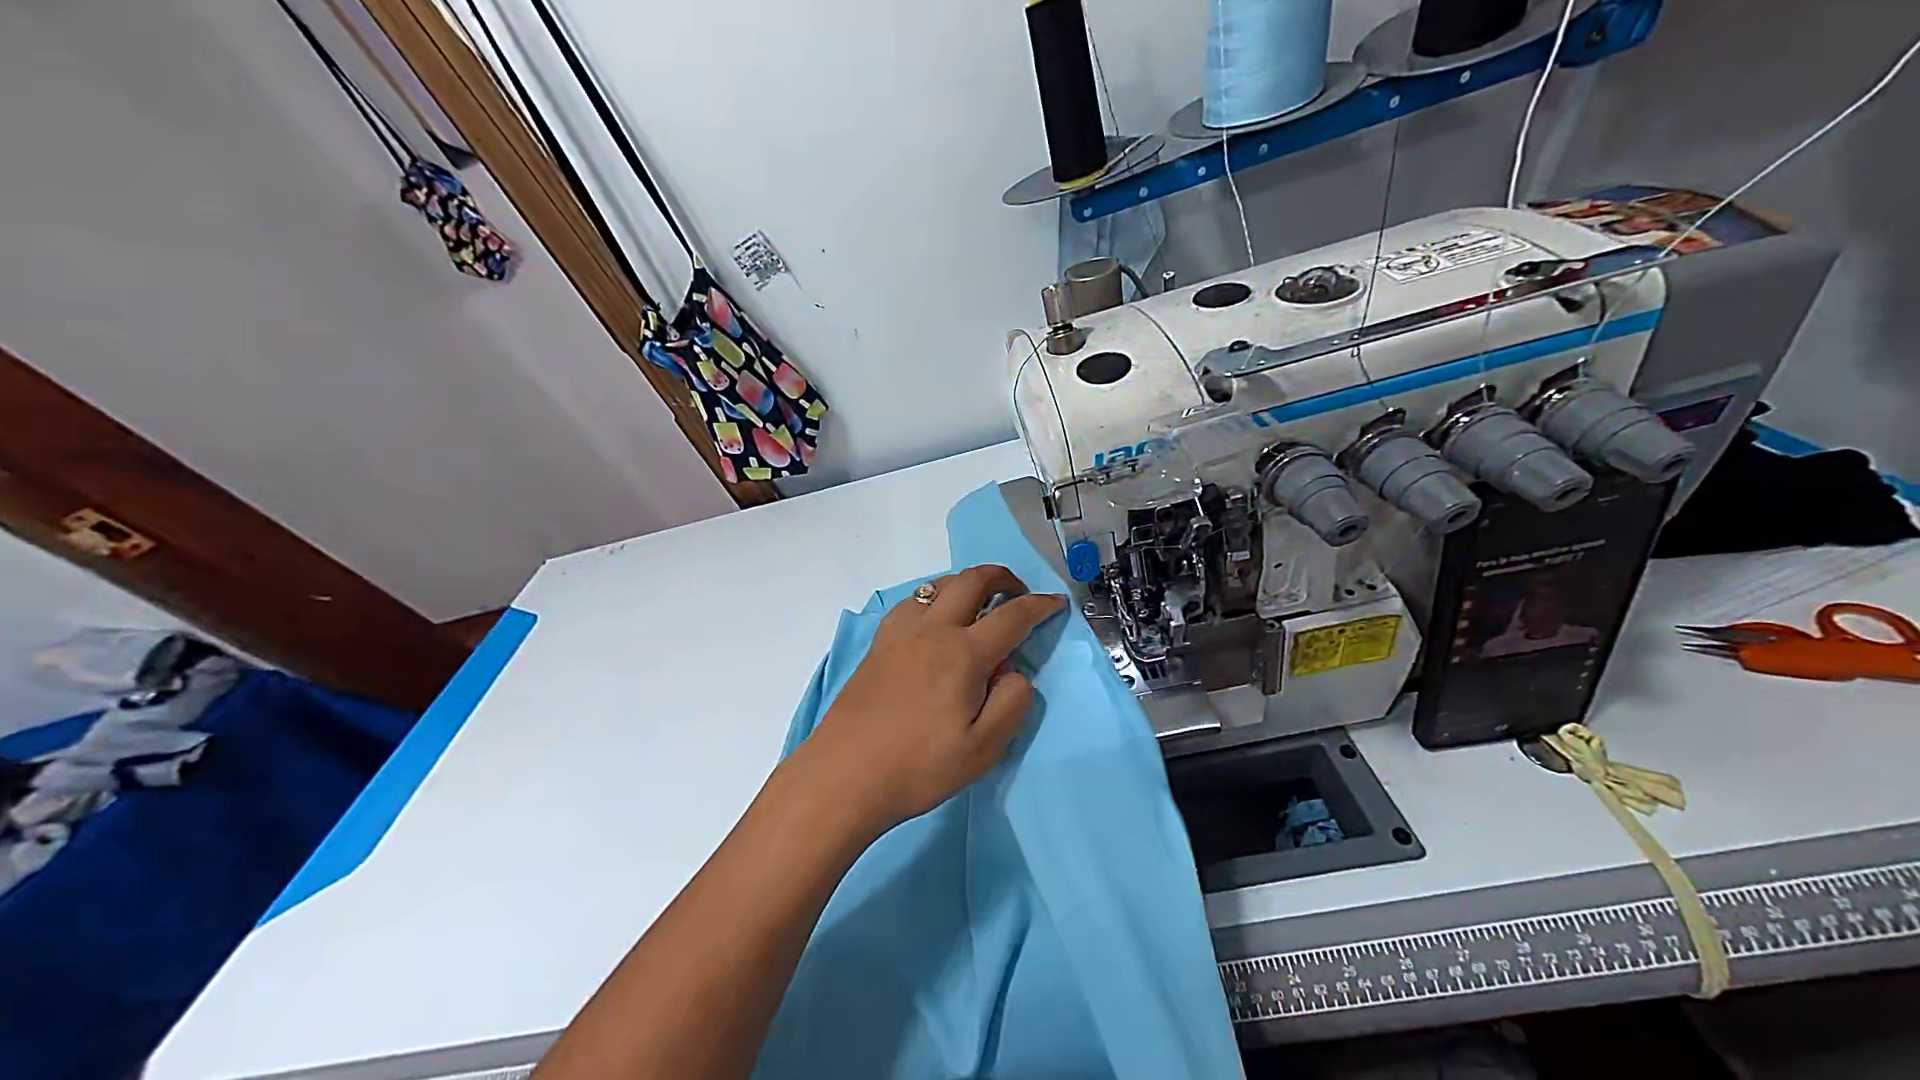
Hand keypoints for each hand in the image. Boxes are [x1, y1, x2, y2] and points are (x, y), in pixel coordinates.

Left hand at [789, 565, 1066, 834]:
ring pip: (938, 585)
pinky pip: (912, 603)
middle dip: (1003, 577)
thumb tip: (1014, 671)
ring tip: (979, 604)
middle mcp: (932, 630)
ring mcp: (900, 634)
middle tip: (1019, 591)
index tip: (1056, 603)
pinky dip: (934, 599)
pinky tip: (934, 623)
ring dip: (966, 583)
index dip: (1040, 606)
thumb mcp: (983, 749)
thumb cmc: (918, 767)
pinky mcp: (878, 645)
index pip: (1012, 616)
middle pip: (972, 581)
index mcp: (963, 653)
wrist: (844, 776)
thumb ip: (1012, 703)